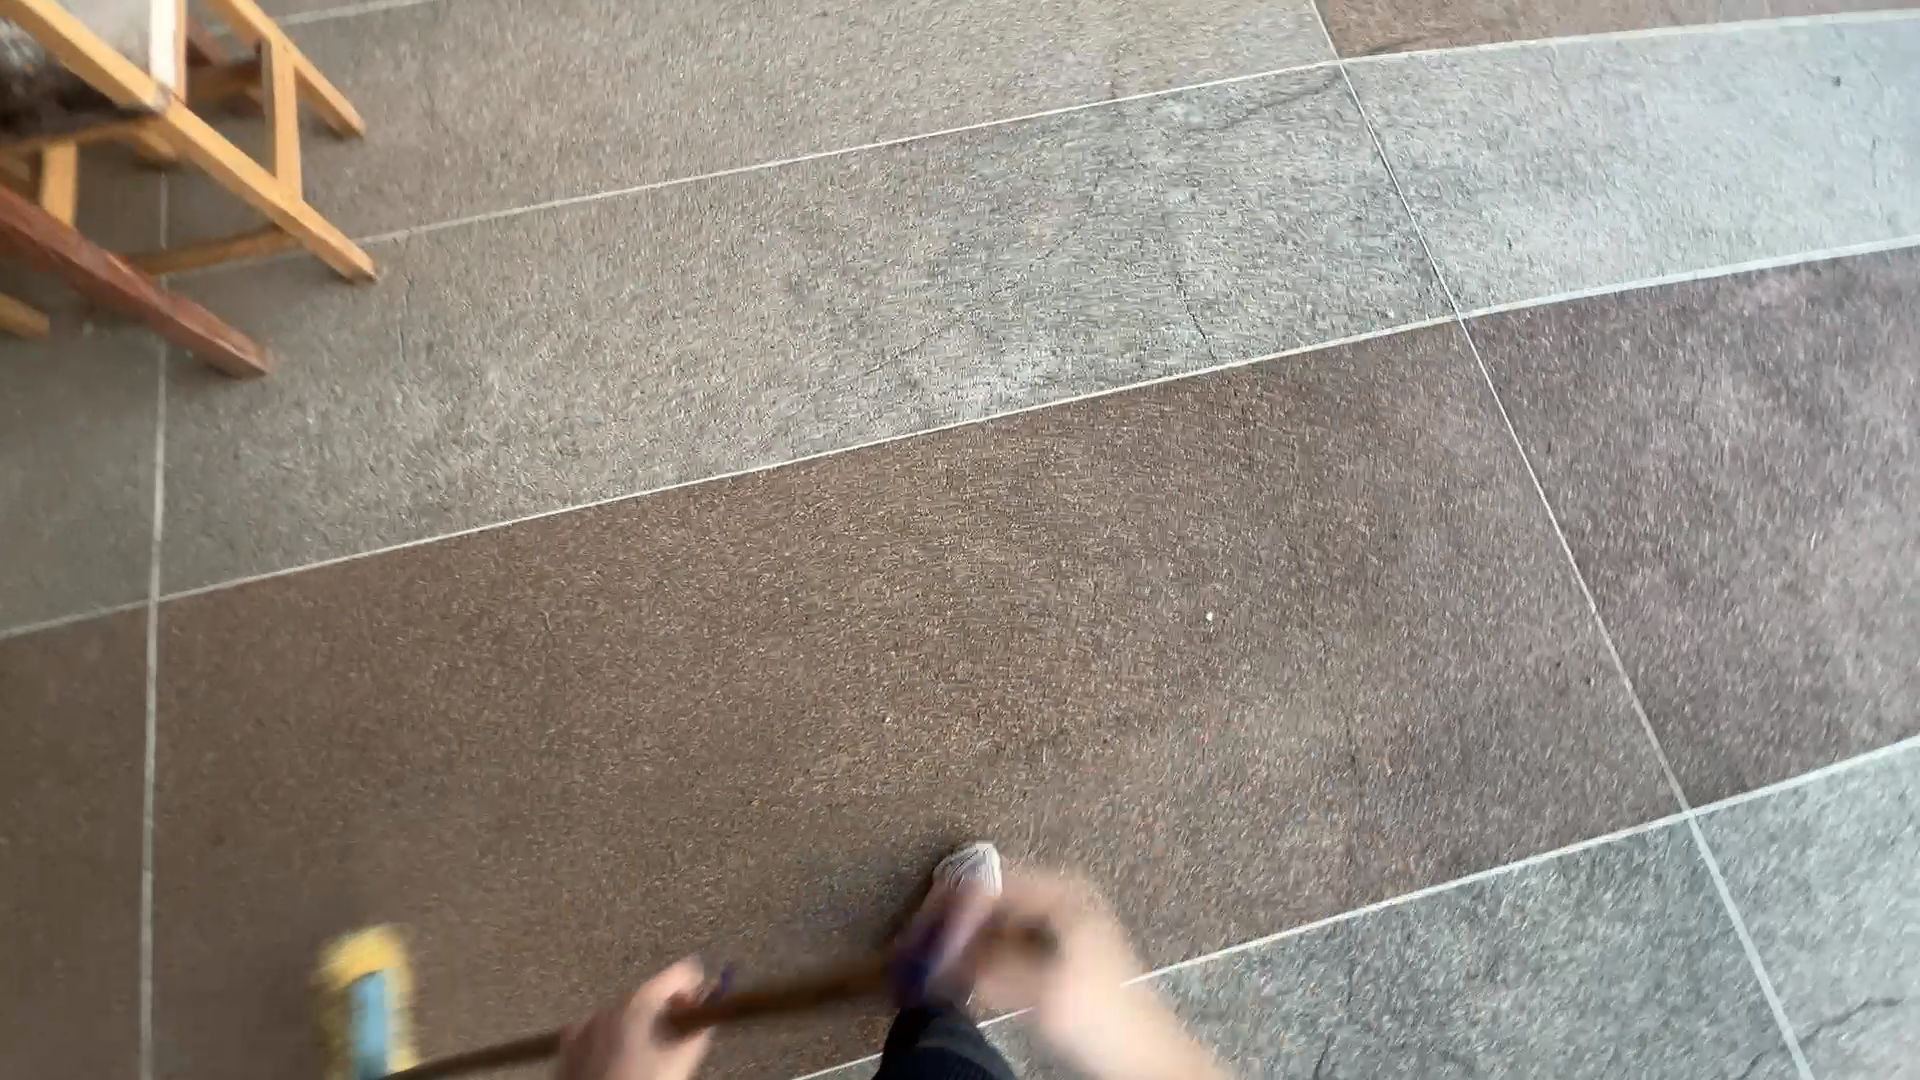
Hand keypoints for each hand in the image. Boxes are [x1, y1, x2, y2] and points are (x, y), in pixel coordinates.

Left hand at [555, 958, 712, 1079]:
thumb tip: (713, 1009)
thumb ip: (702, 1026)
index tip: (700, 1006)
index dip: (696, 987)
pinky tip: (616, 1059)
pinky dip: (611, 1038)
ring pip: (626, 1012)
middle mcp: (614, 1002)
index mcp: (643, 998)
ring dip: (640, 1024)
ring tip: (645, 1055)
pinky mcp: (569, 1046)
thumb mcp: (683, 1058)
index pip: (683, 971)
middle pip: (653, 992)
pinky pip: (598, 1031)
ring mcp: (588, 1023)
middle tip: (674, 1039)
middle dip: (667, 1011)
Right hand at [919, 869, 1226, 1079]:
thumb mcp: (1043, 992)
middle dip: (953, 921)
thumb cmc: (1104, 1017)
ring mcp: (1054, 919)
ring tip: (931, 962)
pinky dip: (978, 954)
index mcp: (1061, 891)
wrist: (1144, 1055)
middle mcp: (1056, 894)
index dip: (954, 908)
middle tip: (918, 944)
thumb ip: (989, 969)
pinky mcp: (1050, 947)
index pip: (991, 882)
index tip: (925, 933)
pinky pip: (1002, 939)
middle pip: (989, 896)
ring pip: (992, 918)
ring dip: (962, 939)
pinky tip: (957, 974)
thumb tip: (942, 960)